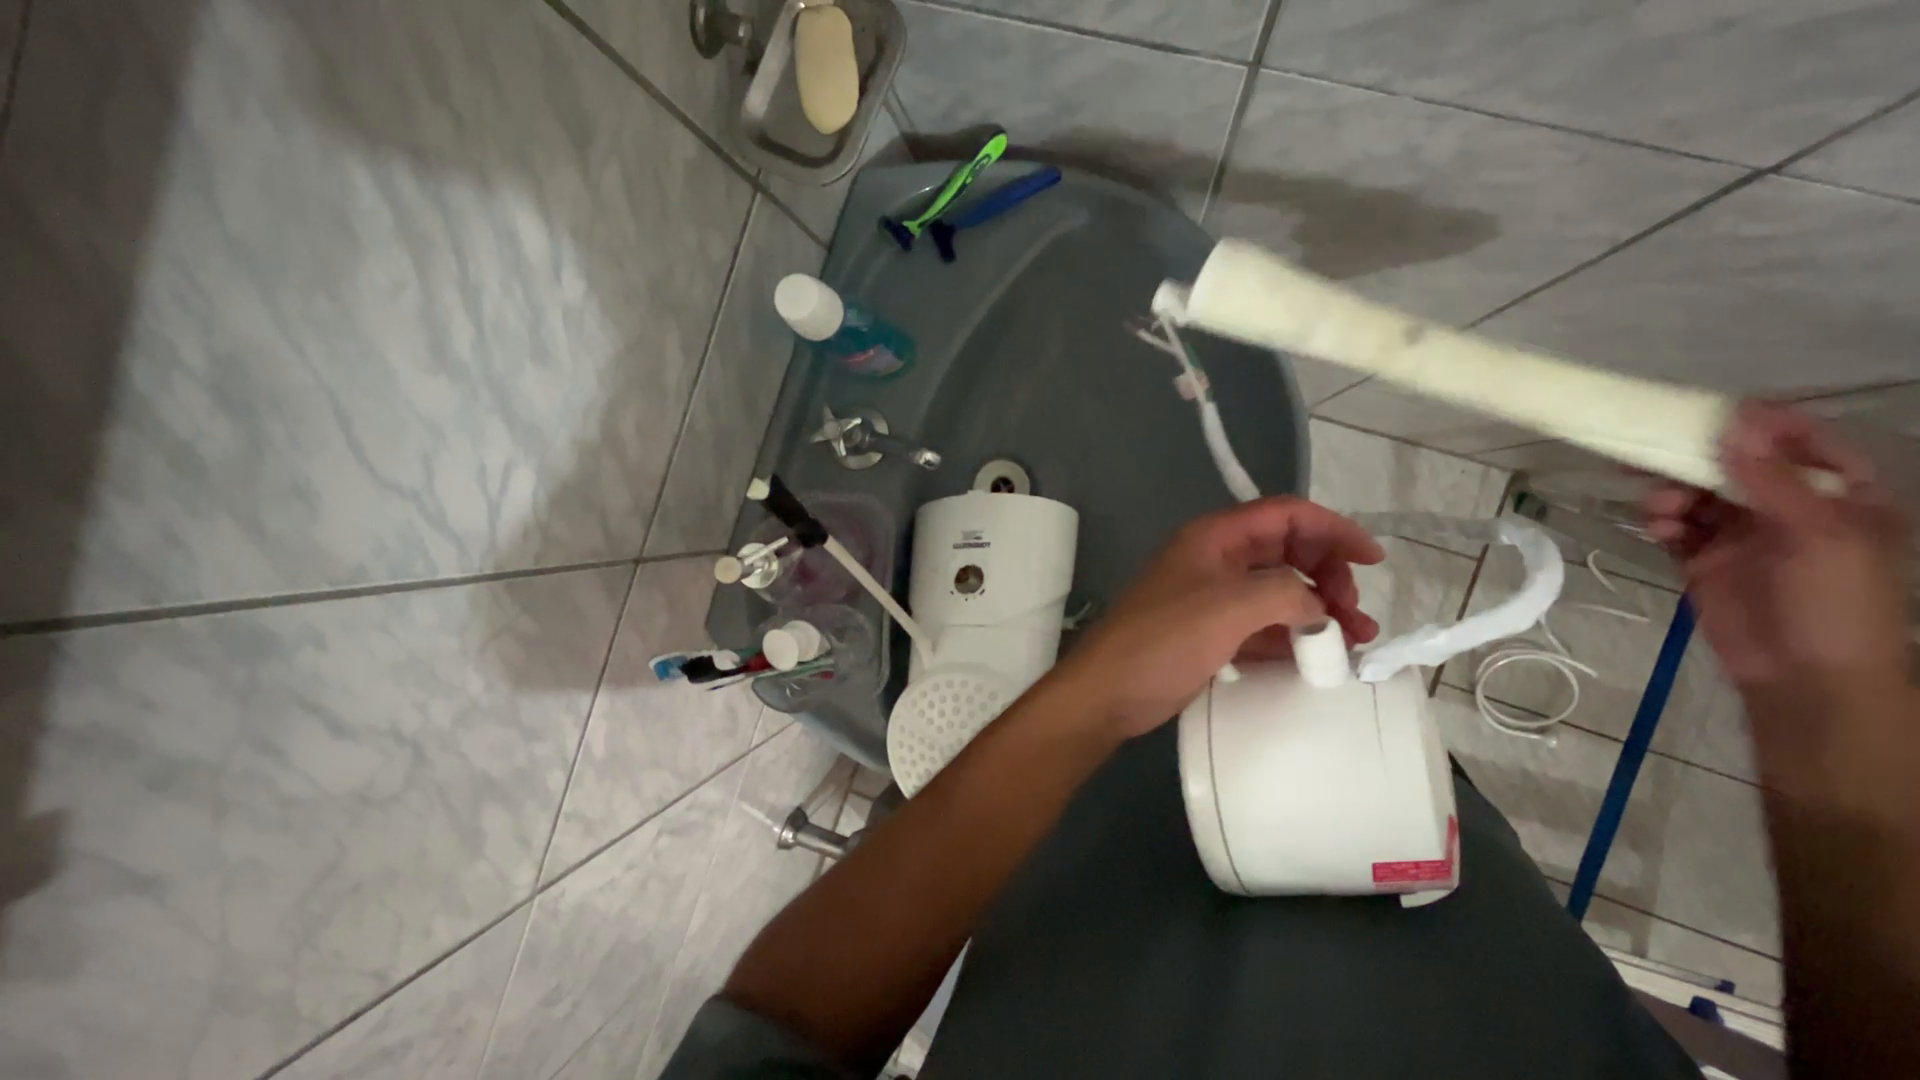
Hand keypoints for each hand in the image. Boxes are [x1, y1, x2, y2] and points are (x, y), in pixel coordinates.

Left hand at [1053, 496, 1384, 737]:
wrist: (1108, 694)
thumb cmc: (1163, 641)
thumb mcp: (1229, 607)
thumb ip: (1285, 594)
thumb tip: (1318, 607)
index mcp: (1216, 538)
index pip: (1287, 515)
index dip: (1334, 529)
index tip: (1373, 560)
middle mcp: (1217, 561)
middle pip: (1289, 552)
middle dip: (1330, 576)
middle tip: (1356, 617)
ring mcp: (1213, 599)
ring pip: (1281, 592)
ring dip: (1320, 610)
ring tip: (1354, 642)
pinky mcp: (1212, 635)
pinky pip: (1265, 625)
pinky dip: (1295, 636)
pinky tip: (1318, 658)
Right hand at [1644, 401, 1909, 689]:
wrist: (1805, 678)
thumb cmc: (1835, 602)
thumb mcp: (1820, 533)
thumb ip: (1774, 478)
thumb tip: (1734, 423)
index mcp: (1837, 493)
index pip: (1798, 440)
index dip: (1757, 423)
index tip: (1707, 414)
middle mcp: (1789, 506)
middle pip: (1734, 464)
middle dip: (1694, 458)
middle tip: (1648, 451)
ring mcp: (1743, 534)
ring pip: (1697, 493)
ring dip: (1673, 493)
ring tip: (1660, 508)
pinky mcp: (1703, 560)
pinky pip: (1676, 528)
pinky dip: (1663, 523)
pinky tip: (1660, 531)